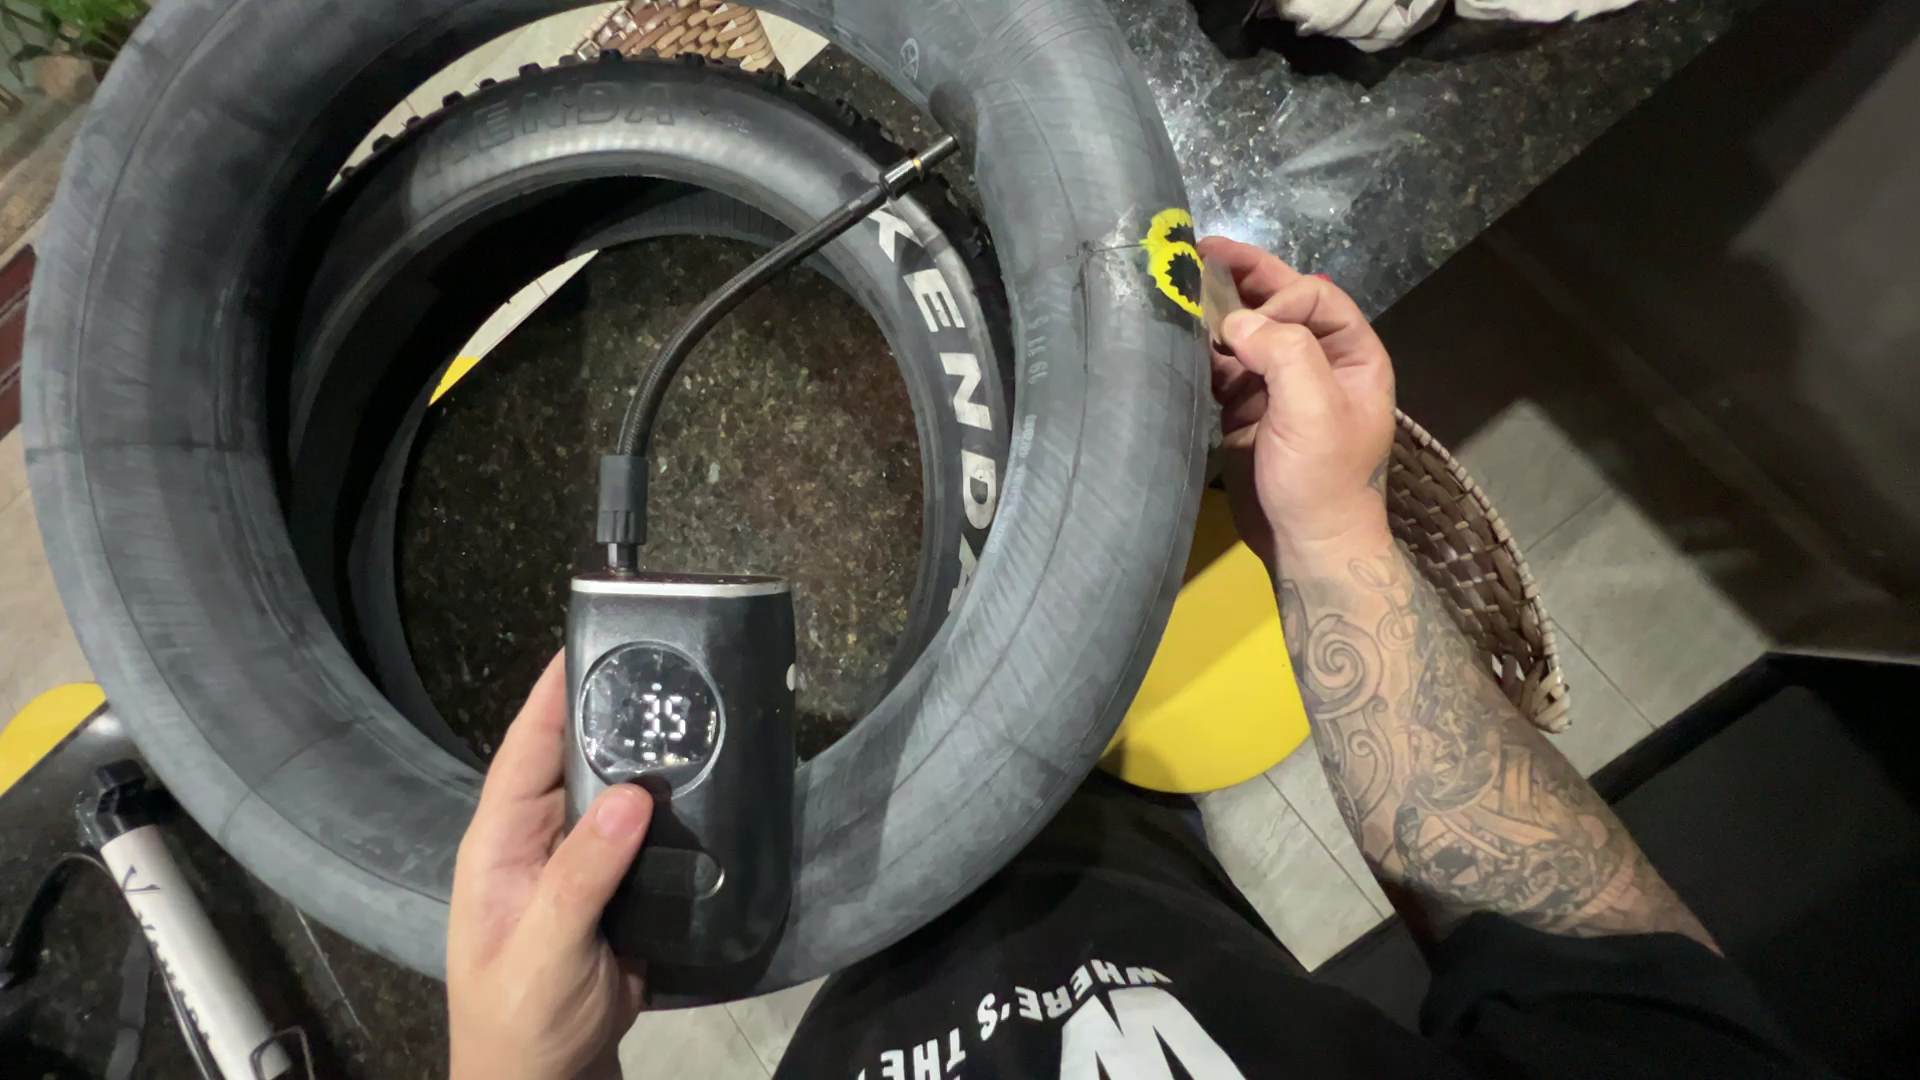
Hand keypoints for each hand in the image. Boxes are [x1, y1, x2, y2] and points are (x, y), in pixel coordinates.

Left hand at [447, 653, 653, 1079]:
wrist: (553, 1077)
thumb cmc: (521, 1019)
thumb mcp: (541, 952)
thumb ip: (580, 877)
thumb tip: (634, 796)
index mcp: (502, 841)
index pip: (524, 749)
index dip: (550, 693)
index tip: (587, 640)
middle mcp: (541, 834)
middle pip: (574, 755)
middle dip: (609, 707)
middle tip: (662, 663)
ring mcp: (583, 853)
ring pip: (616, 784)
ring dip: (646, 749)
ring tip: (693, 706)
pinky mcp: (620, 872)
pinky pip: (646, 821)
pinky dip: (671, 794)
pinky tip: (704, 772)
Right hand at [1197, 237, 1396, 565]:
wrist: (1303, 540)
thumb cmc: (1322, 477)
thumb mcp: (1315, 409)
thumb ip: (1283, 353)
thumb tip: (1236, 322)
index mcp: (1350, 355)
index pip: (1315, 297)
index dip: (1280, 298)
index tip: (1247, 326)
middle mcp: (1316, 362)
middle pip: (1281, 305)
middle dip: (1245, 278)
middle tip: (1201, 251)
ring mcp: (1279, 388)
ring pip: (1248, 336)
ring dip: (1217, 318)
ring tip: (1181, 295)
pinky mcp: (1248, 411)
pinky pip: (1225, 372)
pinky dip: (1204, 358)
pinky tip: (1181, 347)